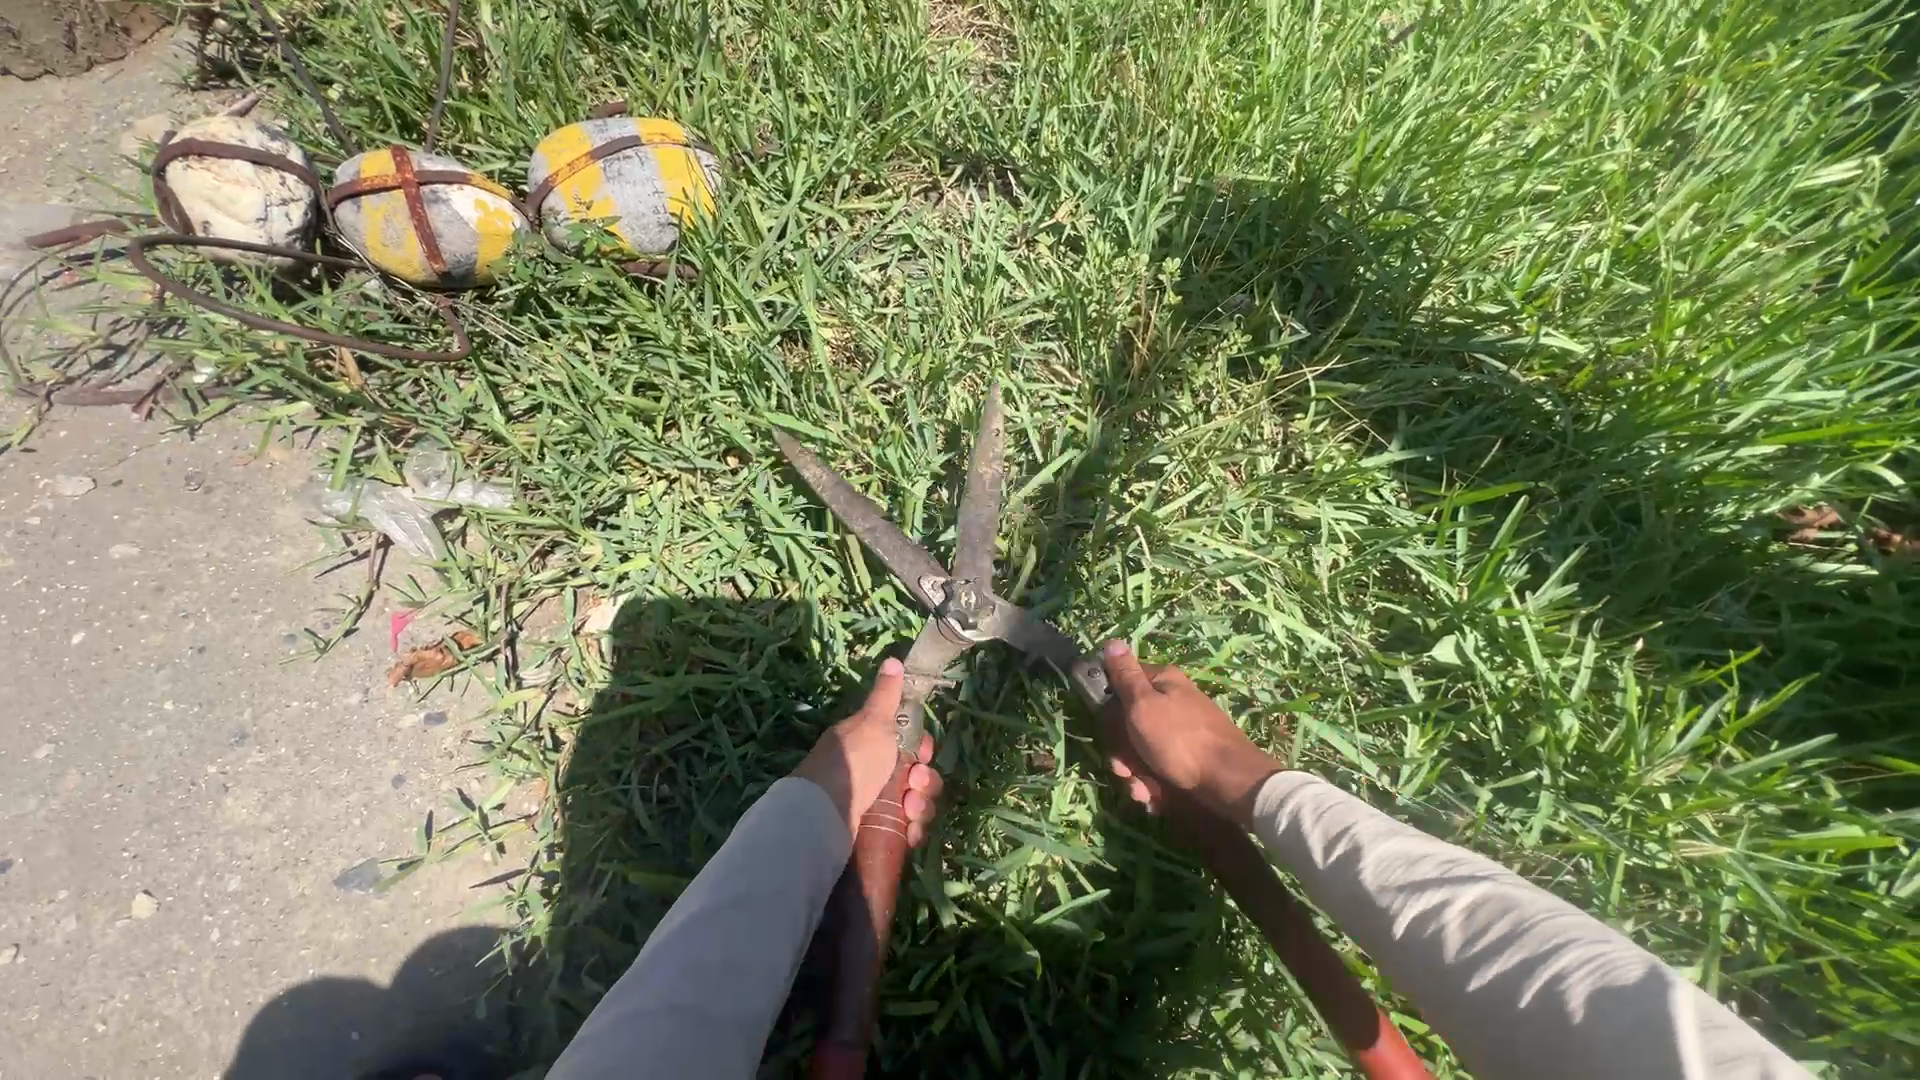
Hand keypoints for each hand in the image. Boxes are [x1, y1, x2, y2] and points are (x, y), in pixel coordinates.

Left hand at [792, 658, 943, 846]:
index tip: (921, 755)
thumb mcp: (873, 721)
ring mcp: (875, 803)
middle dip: (925, 782)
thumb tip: (893, 659)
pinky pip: (904, 830)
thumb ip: (886, 695)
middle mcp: (874, 771)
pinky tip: (910, 834)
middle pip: (917, 776)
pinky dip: (912, 832)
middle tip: (914, 785)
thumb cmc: (854, 760)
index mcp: (873, 744)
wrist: (824, 812)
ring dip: (921, 808)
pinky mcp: (876, 830)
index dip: (923, 750)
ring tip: (910, 812)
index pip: (911, 746)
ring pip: (915, 804)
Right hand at [1100, 640, 1282, 826]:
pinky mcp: (1189, 756)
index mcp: (1163, 681)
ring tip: (1142, 788)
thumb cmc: (1179, 739)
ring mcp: (1181, 730)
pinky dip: (1153, 783)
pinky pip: (1159, 767)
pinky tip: (1154, 796)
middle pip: (1129, 722)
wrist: (1229, 782)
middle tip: (1124, 768)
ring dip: (1135, 772)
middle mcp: (1172, 701)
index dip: (1108, 706)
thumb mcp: (1143, 703)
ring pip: (1142, 749)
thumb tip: (1112, 641)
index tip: (1104, 726)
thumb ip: (1125, 676)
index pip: (1122, 682)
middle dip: (1122, 750)